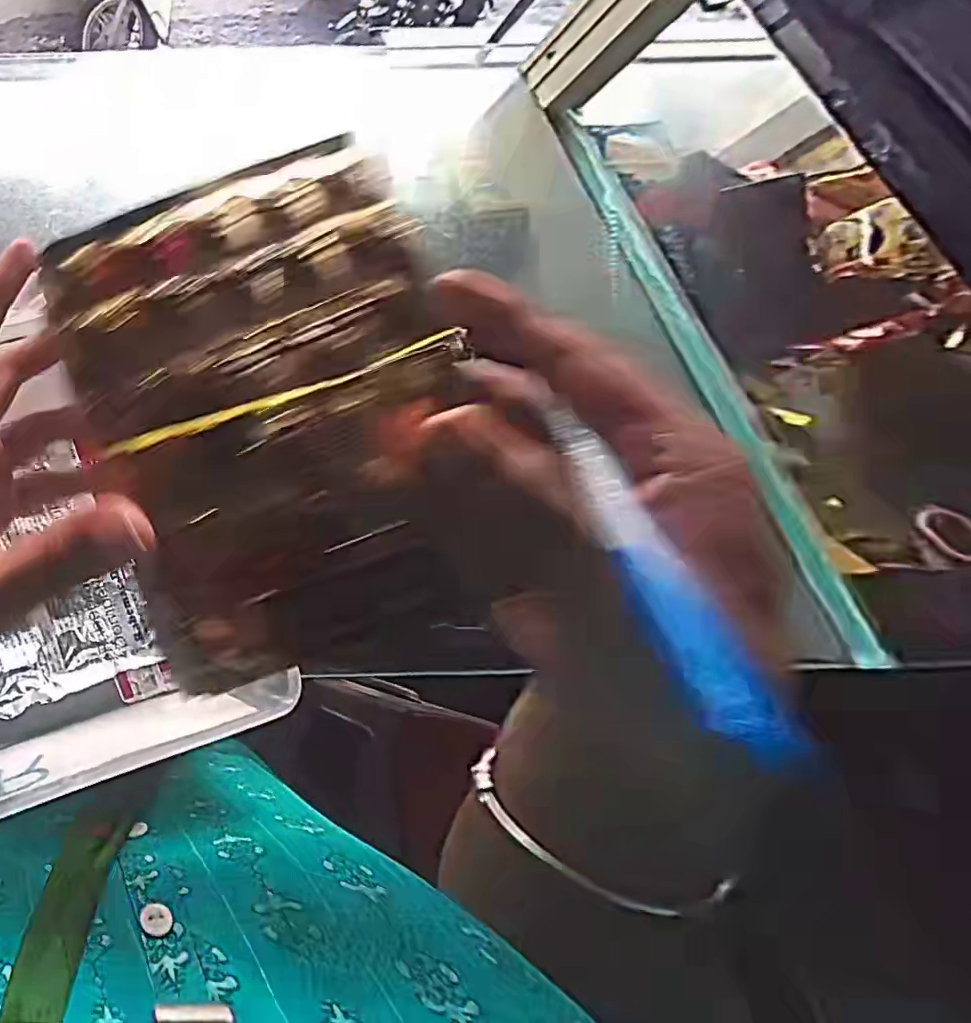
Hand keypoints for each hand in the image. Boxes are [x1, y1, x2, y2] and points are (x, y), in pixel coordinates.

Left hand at [0, 241, 155, 701]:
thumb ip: (61, 558)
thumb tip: (140, 522)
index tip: (26, 250)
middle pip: (2, 385)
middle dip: (47, 353)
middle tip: (105, 338)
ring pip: (16, 436)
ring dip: (62, 424)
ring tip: (123, 419)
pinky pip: (19, 482)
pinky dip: (55, 476)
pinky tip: (94, 493)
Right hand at [411, 271, 787, 681]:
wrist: (639, 750)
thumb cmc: (664, 661)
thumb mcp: (612, 569)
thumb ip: (530, 490)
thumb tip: (442, 419)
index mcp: (669, 457)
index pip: (586, 369)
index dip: (516, 324)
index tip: (445, 289)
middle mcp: (610, 470)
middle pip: (527, 400)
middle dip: (458, 372)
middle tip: (389, 346)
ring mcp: (552, 510)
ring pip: (483, 448)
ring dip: (427, 425)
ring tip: (371, 400)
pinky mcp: (510, 547)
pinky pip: (459, 498)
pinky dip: (419, 479)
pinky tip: (381, 463)